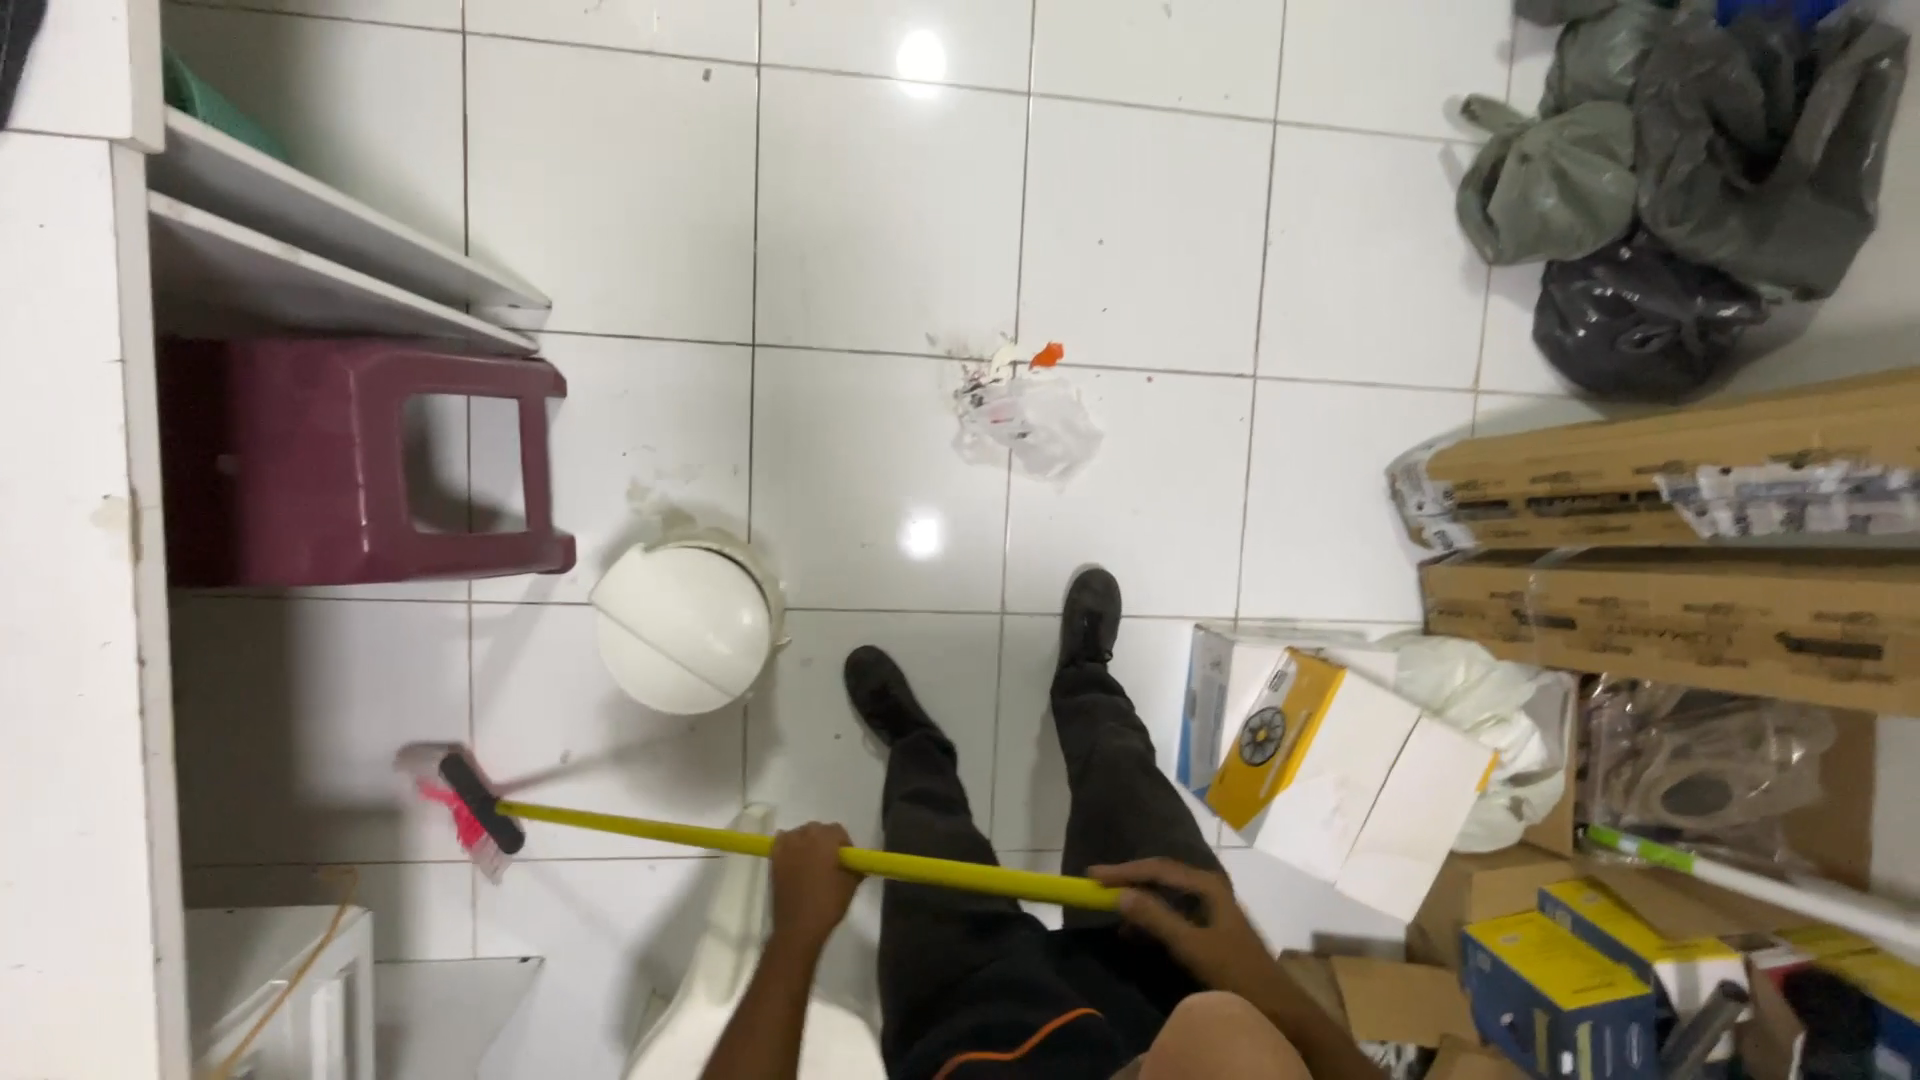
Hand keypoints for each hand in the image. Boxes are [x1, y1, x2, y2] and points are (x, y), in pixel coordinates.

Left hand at [768, 822, 862, 953]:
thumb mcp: (851, 885)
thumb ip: (856, 867)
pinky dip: (788, 845)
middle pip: (818, 829)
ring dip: (807, 842)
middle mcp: (805, 837)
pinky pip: (782, 841)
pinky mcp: (774, 859)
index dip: (844, 844)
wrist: (798, 927)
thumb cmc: (828, 904)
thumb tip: (858, 863)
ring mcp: (787, 847)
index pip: (838, 831)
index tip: (846, 860)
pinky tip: (794, 858)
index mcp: (825, 840)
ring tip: (812, 862)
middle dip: (826, 841)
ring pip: (800, 834)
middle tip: (831, 862)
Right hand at [1089, 859, 1279, 1000]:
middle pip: (1161, 875)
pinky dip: (1151, 917)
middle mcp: (1208, 889)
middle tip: (1097, 883)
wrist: (1280, 1011)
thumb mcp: (1192, 947)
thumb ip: (1156, 919)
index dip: (1124, 871)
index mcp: (1207, 886)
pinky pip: (1173, 912)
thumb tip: (1120, 895)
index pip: (1157, 869)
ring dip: (1139, 899)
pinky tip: (1135, 930)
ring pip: (1166, 893)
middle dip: (1129, 879)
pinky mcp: (1210, 927)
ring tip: (1111, 906)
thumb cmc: (1237, 974)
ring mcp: (1211, 908)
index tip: (1093, 875)